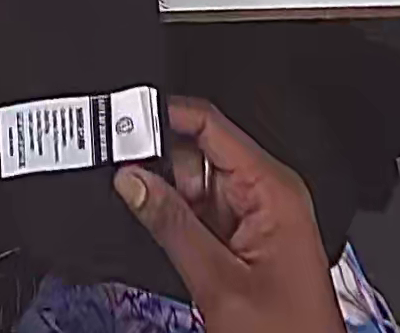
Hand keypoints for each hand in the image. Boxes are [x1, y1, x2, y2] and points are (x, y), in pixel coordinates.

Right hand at [114, 97, 342, 332]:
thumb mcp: (220, 283)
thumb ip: (170, 224)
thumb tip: (131, 179)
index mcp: (271, 186)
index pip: (211, 124)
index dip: (168, 116)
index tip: (128, 120)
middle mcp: (265, 191)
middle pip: (198, 150)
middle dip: (162, 164)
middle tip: (129, 177)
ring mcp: (254, 213)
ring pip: (194, 180)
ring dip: (169, 194)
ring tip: (150, 215)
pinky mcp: (243, 235)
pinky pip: (200, 207)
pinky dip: (177, 215)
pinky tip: (164, 229)